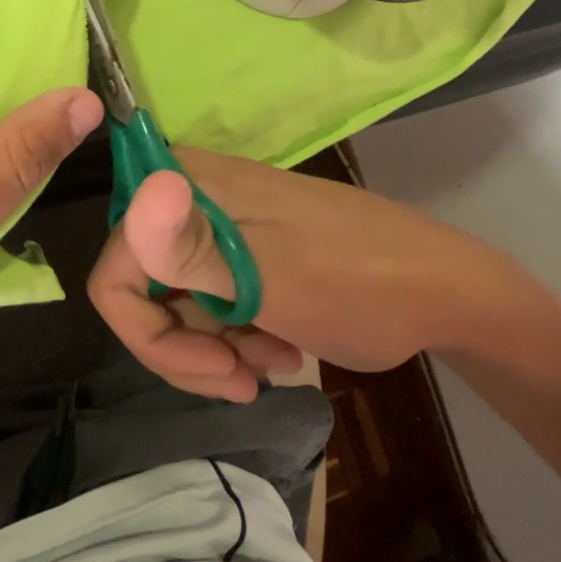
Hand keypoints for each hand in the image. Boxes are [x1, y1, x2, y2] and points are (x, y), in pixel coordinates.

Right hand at [88, 148, 546, 400]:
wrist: (444, 290)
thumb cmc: (353, 282)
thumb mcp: (267, 277)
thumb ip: (192, 246)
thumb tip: (142, 188)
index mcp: (180, 184)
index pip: (116, 271)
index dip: (149, 333)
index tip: (211, 369)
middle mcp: (185, 194)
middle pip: (142, 290)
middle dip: (188, 345)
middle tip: (244, 377)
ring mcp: (213, 221)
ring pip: (175, 303)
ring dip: (216, 346)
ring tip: (274, 362)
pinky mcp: (240, 246)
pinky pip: (207, 300)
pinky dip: (234, 334)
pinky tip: (280, 349)